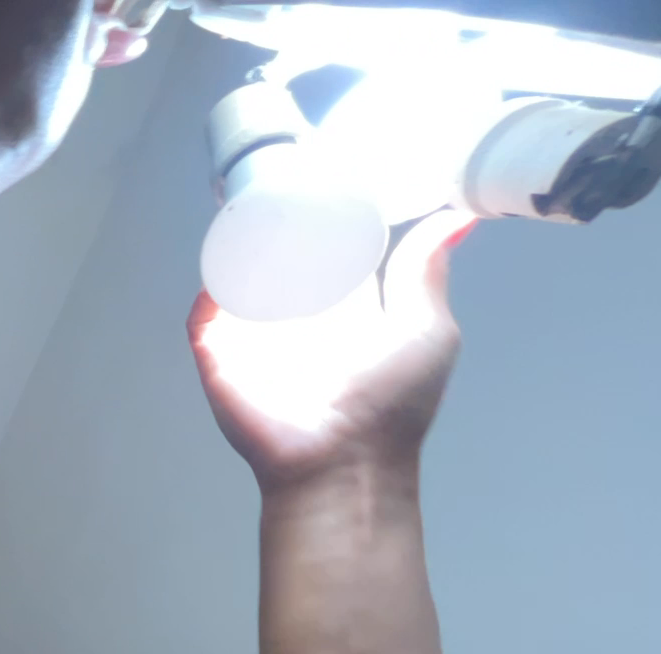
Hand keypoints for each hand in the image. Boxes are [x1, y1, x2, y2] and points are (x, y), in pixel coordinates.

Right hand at [187, 211, 477, 491]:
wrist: (339, 461)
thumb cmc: (389, 402)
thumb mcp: (423, 330)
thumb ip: (421, 278)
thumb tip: (457, 215)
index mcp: (336, 317)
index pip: (320, 264)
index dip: (319, 229)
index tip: (320, 186)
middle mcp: (290, 327)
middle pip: (269, 273)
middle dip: (266, 236)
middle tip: (270, 188)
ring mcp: (250, 344)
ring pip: (231, 293)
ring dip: (228, 260)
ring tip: (237, 215)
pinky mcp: (219, 361)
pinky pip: (203, 323)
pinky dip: (206, 297)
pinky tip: (217, 266)